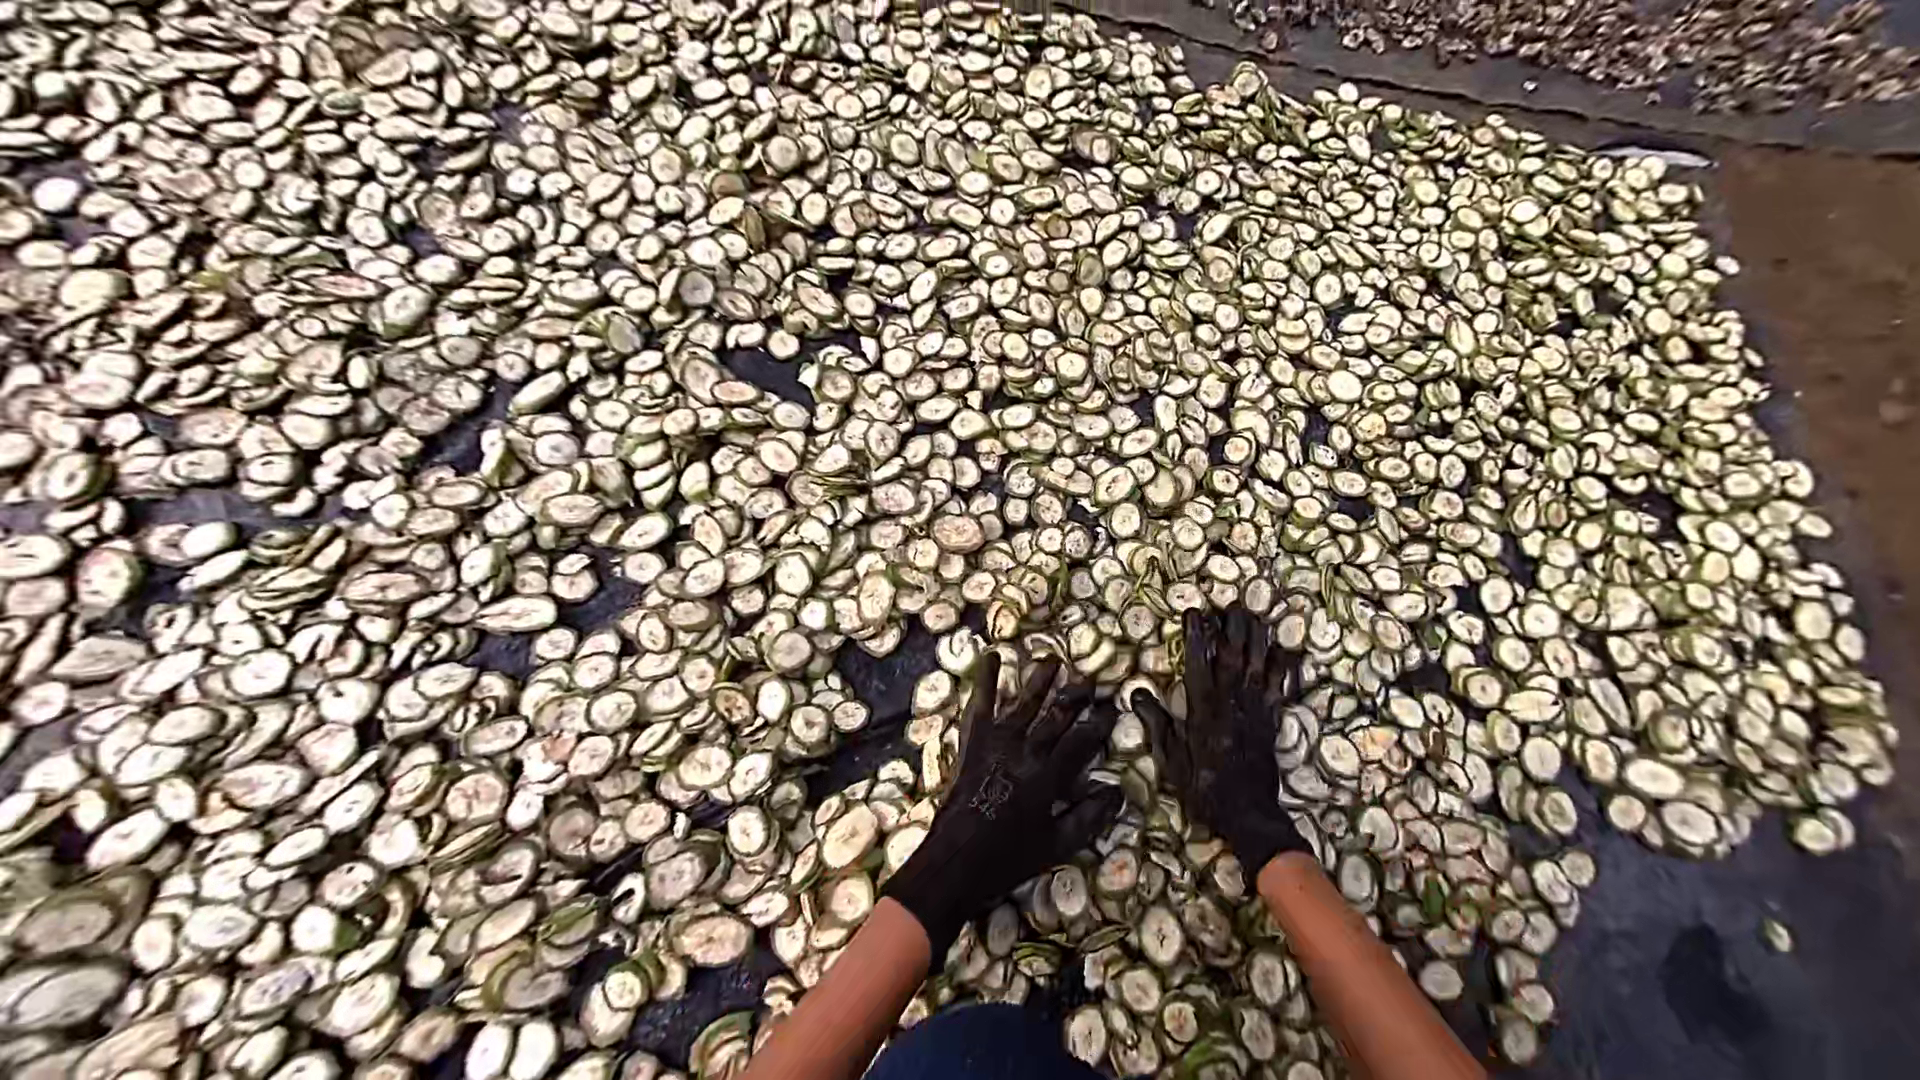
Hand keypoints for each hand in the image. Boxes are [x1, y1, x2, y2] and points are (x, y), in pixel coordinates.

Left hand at [883, 653, 1121, 960]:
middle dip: (1076, 696)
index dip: (1099, 723)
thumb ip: (1089, 818)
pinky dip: (985, 678)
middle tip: (1091, 680)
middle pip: (1056, 715)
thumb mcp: (1057, 845)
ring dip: (1040, 680)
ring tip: (1054, 659)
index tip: (1112, 708)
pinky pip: (982, 702)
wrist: (957, 857)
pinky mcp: (974, 739)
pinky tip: (991, 656)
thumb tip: (1117, 792)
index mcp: (1049, 776)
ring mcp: (998, 740)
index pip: (1082, 741)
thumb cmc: (1009, 856)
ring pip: (1025, 702)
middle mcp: (1026, 750)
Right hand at [1131, 606, 1310, 872]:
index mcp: (1204, 711)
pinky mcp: (1271, 721)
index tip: (1195, 612)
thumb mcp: (1170, 760)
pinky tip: (1286, 650)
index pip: (1199, 664)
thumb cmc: (1202, 788)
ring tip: (1255, 617)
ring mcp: (1255, 712)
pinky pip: (1280, 689)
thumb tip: (1138, 692)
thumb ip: (1157, 723)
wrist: (1247, 814)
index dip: (1197, 636)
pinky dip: (1285, 668)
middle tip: (1231, 605)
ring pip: (1259, 667)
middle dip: (1233, 629)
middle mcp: (1231, 705)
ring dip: (1258, 640)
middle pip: (1234, 658)